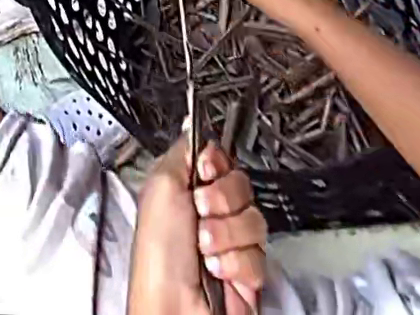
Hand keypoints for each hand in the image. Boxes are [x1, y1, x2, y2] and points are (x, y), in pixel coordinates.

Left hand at [129, 137, 266, 314]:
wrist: (175, 308)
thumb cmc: (159, 248)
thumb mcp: (162, 184)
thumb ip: (183, 151)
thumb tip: (194, 123)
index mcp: (184, 184)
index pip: (217, 156)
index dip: (216, 161)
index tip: (207, 170)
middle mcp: (207, 209)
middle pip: (240, 184)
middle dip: (222, 200)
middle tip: (201, 212)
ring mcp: (228, 240)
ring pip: (254, 218)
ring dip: (227, 234)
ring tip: (205, 249)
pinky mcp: (246, 272)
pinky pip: (260, 254)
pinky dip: (238, 263)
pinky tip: (219, 272)